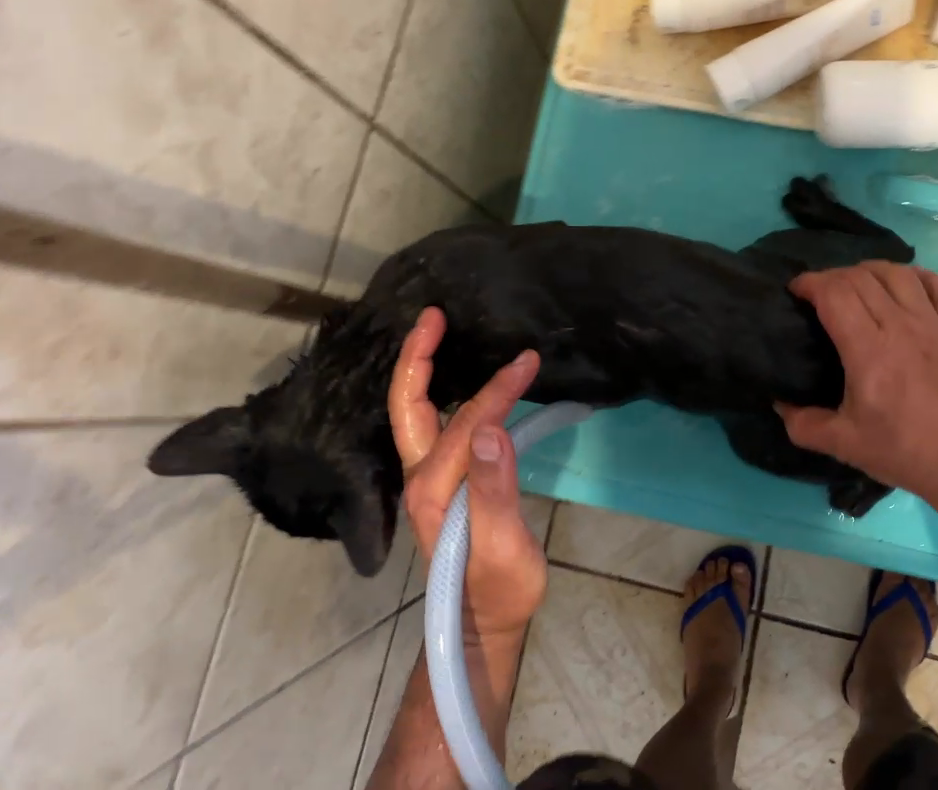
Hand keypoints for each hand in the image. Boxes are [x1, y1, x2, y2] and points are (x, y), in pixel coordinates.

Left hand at [390, 307, 545, 643]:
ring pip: (416, 412)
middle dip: (417, 357)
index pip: (464, 423)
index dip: (496, 391)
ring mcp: (426, 479)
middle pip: (409, 405)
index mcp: (433, 488)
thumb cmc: (499, 587)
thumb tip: (491, 427)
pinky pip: (433, 424)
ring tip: (439, 333)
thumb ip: (493, 489)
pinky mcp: (440, 483)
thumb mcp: (502, 546)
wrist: (483, 622)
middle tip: (433, 315)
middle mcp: (419, 476)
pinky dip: (439, 392)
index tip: (528, 362)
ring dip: (423, 370)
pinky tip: (456, 379)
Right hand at [777, 263, 937, 512]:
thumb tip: (780, 403)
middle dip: (832, 276)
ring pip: (898, 274)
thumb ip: (803, 424)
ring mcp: (933, 325)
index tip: (794, 291)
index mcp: (869, 351)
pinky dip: (916, 276)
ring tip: (856, 283)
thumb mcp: (843, 445)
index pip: (835, 293)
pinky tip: (904, 284)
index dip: (809, 283)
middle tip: (818, 293)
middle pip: (861, 277)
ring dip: (870, 270)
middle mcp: (901, 327)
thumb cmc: (905, 452)